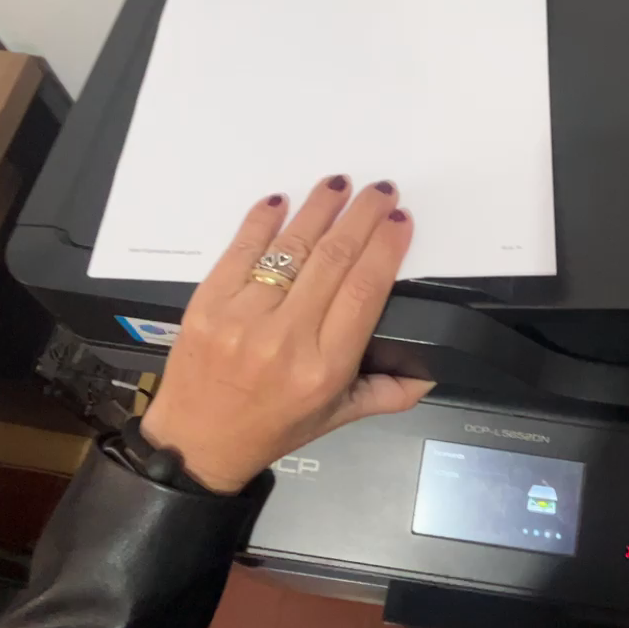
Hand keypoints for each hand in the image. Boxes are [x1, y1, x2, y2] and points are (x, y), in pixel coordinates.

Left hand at [138, 177, 434, 492]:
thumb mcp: (338, 416)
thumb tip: (431, 370)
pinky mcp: (207, 303)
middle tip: (380, 191)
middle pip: (333, 259)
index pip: (364, 291)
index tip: (399, 219)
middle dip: (362, 216)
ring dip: (319, 208)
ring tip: (339, 184)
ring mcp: (241, 318)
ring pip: (291, 247)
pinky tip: (282, 200)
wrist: (197, 443)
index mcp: (324, 367)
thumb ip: (388, 392)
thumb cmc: (274, 426)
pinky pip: (241, 249)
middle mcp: (285, 339)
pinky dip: (263, 220)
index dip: (385, 247)